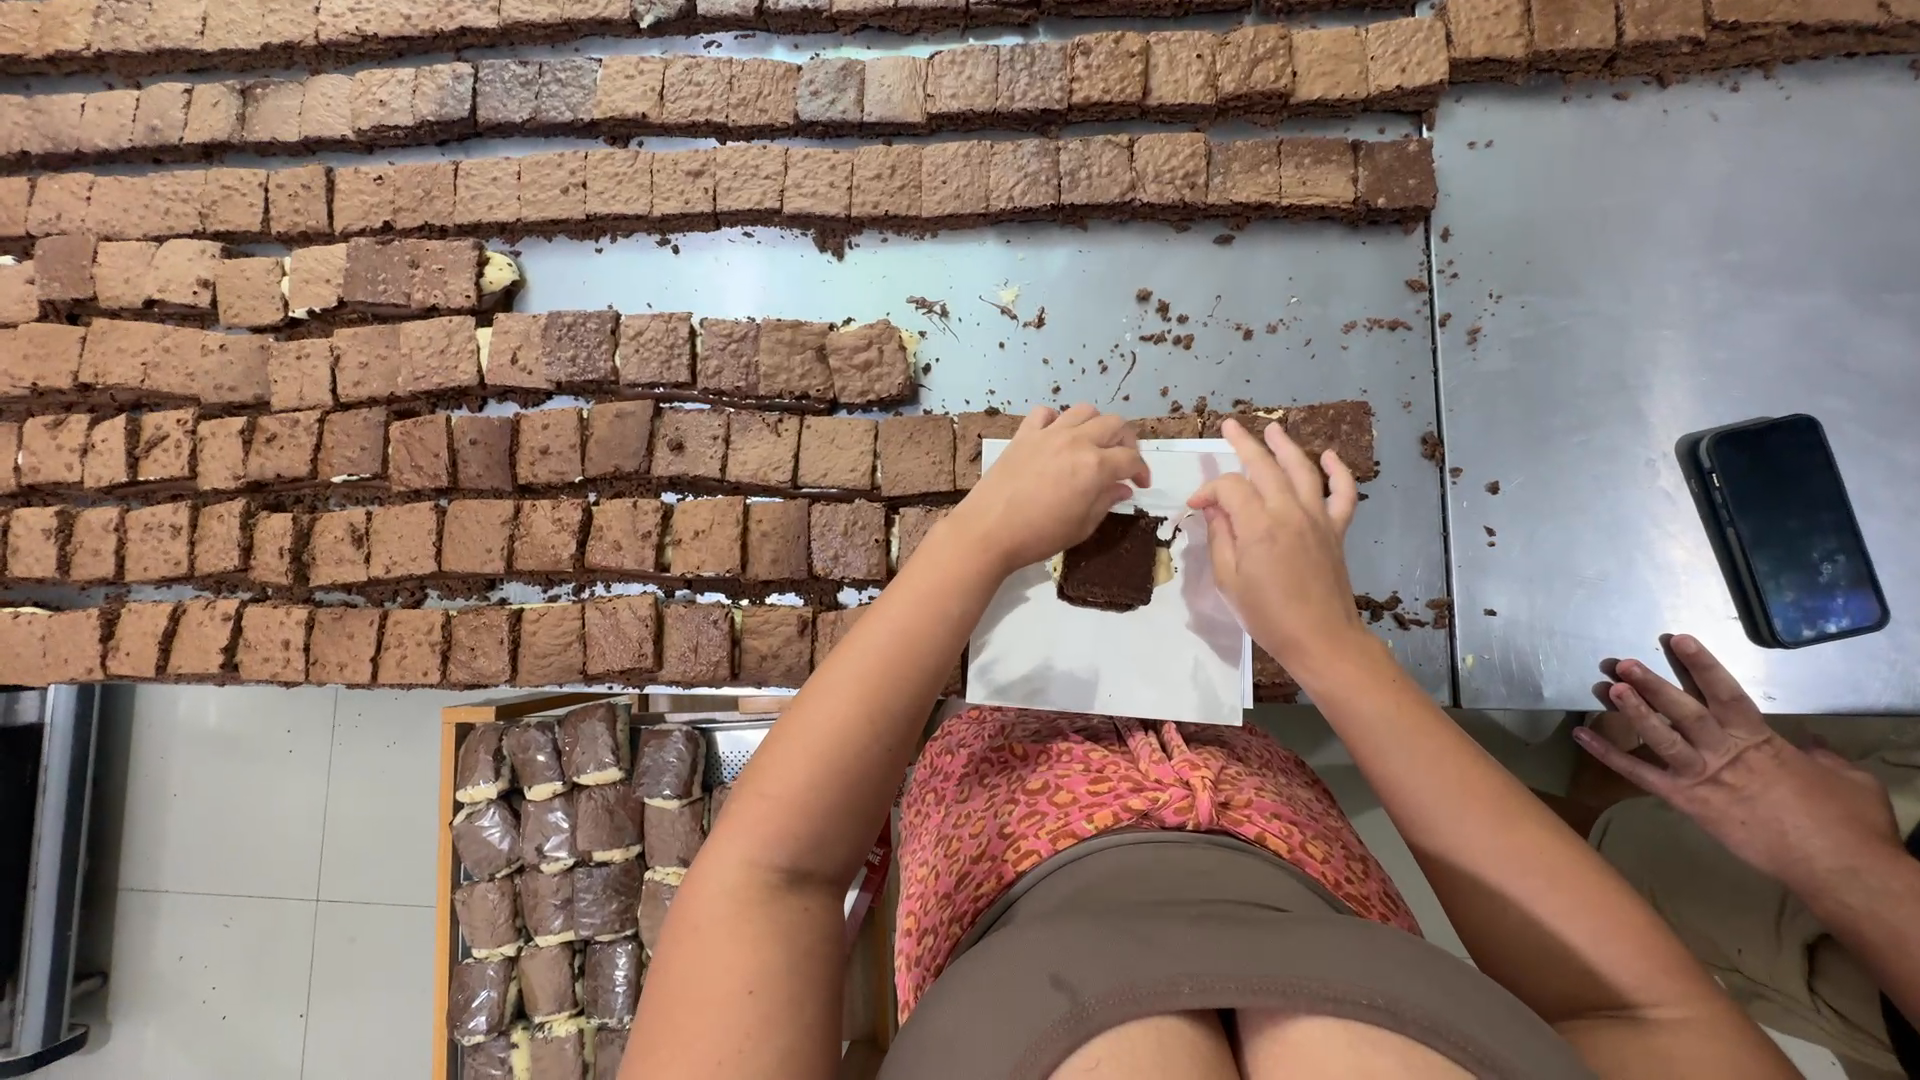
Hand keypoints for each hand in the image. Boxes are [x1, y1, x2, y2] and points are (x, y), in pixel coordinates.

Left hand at [948, 405, 1150, 575]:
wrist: (988, 531)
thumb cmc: (1038, 536)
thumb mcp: (1081, 526)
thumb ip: (1105, 502)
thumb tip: (1122, 488)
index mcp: (1095, 466)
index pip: (1131, 459)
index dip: (1142, 471)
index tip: (1141, 484)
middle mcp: (1076, 441)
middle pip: (1114, 425)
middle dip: (1127, 442)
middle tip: (1123, 462)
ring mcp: (1048, 434)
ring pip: (1084, 411)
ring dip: (1096, 425)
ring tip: (1094, 444)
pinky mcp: (1023, 435)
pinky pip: (1045, 413)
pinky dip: (1056, 419)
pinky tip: (1056, 436)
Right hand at [1188, 419, 1366, 671]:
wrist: (1320, 638)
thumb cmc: (1267, 615)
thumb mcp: (1228, 580)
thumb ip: (1221, 539)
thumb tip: (1215, 510)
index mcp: (1258, 526)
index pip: (1230, 488)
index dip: (1209, 490)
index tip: (1196, 506)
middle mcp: (1289, 512)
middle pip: (1265, 466)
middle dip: (1244, 444)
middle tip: (1229, 426)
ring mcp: (1317, 518)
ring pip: (1302, 469)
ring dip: (1286, 446)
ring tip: (1272, 429)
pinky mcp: (1336, 529)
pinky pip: (1343, 493)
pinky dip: (1338, 471)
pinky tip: (1329, 456)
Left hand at [1574, 634, 1903, 893]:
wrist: (1839, 868)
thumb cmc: (1849, 822)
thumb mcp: (1846, 778)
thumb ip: (1821, 755)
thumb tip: (1810, 744)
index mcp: (1760, 739)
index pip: (1725, 692)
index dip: (1700, 664)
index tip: (1677, 639)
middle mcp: (1724, 750)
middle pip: (1683, 708)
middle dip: (1652, 683)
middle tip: (1622, 662)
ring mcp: (1700, 775)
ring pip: (1658, 735)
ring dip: (1632, 710)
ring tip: (1605, 687)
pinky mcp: (1684, 800)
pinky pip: (1638, 773)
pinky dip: (1607, 754)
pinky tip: (1581, 735)